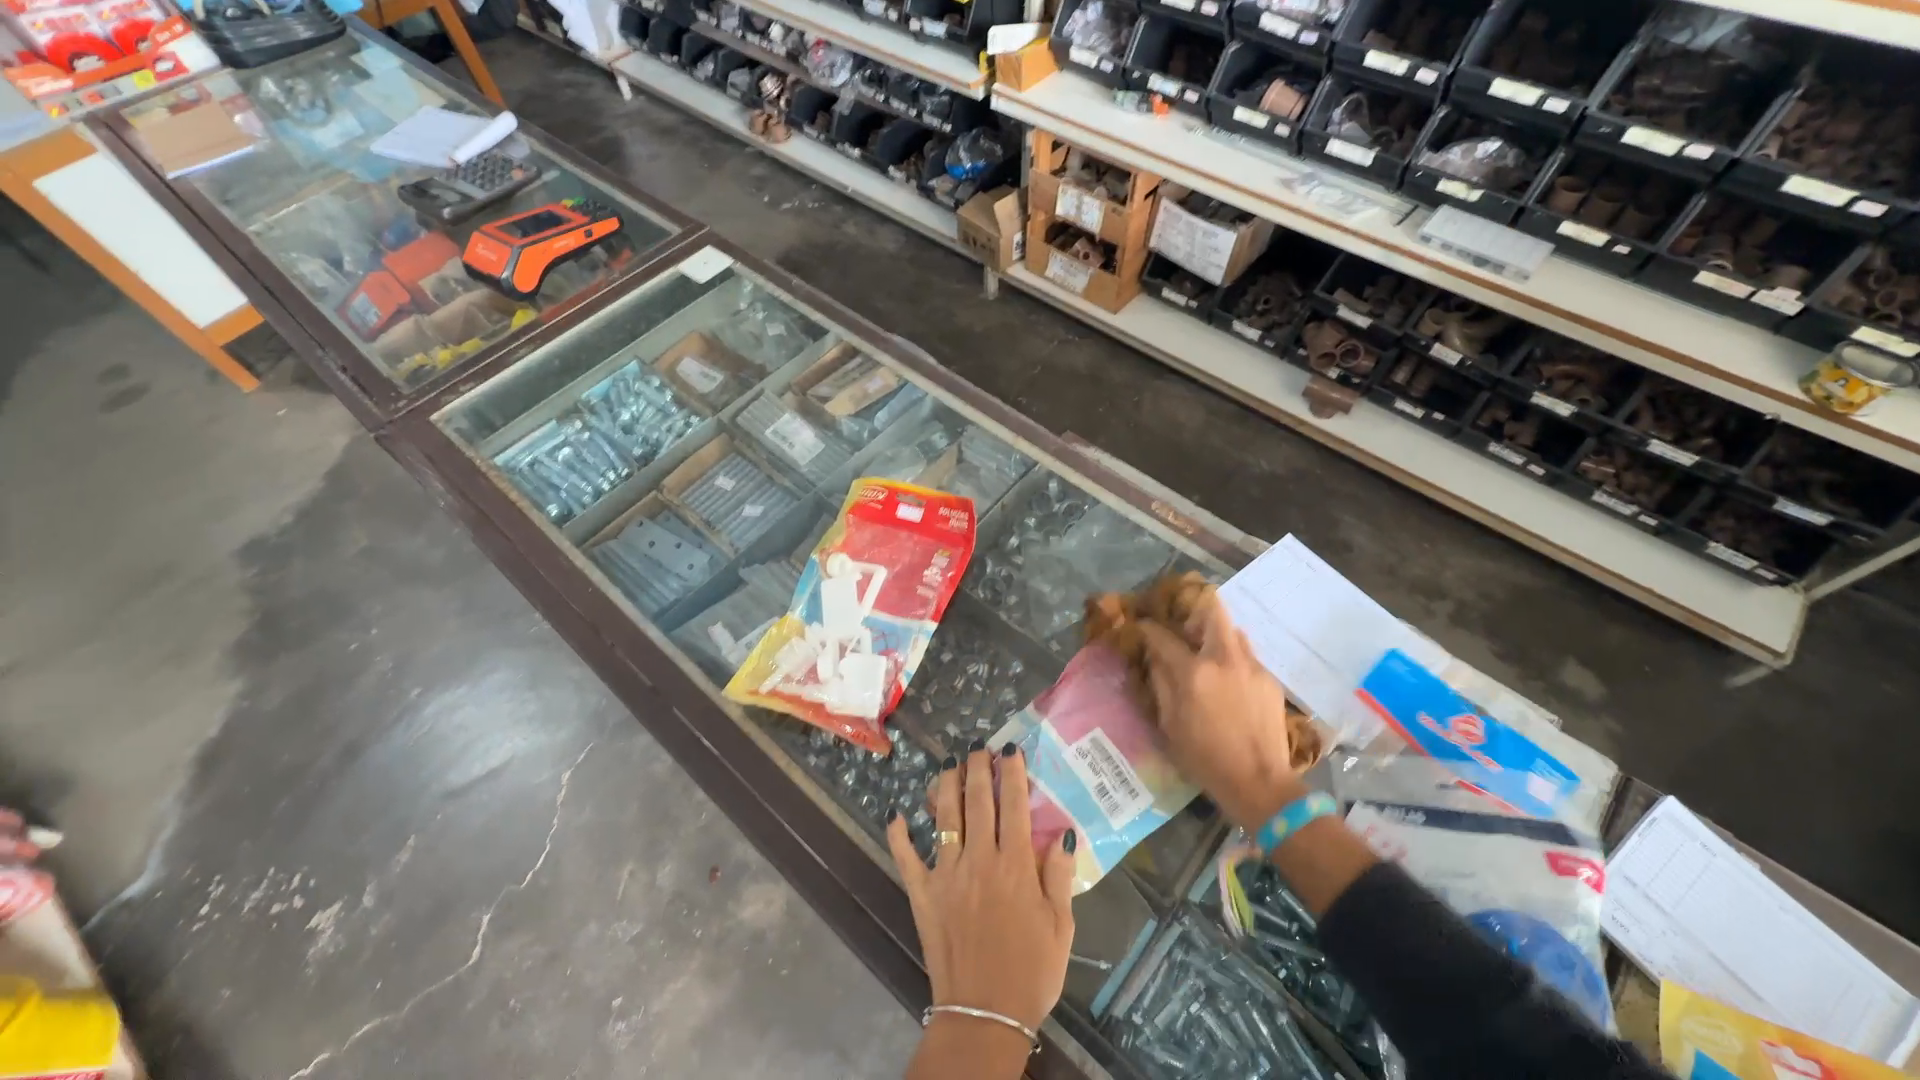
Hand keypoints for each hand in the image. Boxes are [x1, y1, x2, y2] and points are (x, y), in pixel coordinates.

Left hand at [887, 742, 1075, 1034]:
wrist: (984, 1013)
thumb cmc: (1031, 970)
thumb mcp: (1061, 926)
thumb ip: (1060, 876)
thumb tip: (1063, 832)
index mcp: (1016, 865)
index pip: (1014, 805)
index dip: (1012, 773)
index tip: (1010, 750)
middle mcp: (979, 860)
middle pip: (977, 801)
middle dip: (977, 768)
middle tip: (977, 748)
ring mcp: (946, 875)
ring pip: (943, 818)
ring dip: (944, 786)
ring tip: (947, 765)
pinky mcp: (922, 894)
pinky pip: (906, 857)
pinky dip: (898, 834)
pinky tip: (895, 814)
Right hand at [1138, 592, 1305, 830]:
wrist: (1259, 782)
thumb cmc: (1205, 758)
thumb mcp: (1170, 725)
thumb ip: (1161, 684)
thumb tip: (1156, 659)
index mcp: (1194, 672)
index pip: (1164, 636)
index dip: (1148, 628)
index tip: (1142, 627)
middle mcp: (1225, 659)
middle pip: (1212, 610)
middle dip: (1194, 611)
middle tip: (1183, 627)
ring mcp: (1252, 667)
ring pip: (1233, 631)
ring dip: (1216, 634)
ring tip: (1206, 654)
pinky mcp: (1269, 680)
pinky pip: (1247, 656)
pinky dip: (1232, 659)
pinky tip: (1228, 682)